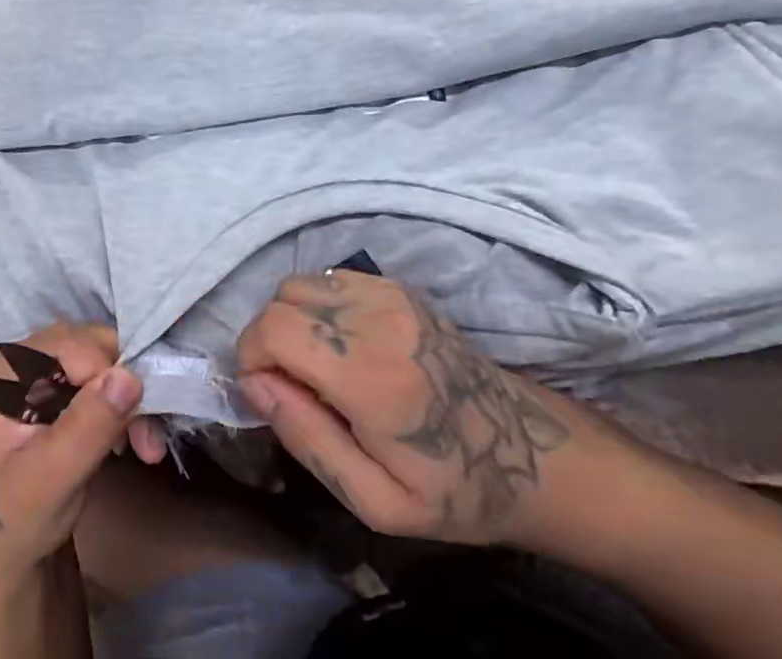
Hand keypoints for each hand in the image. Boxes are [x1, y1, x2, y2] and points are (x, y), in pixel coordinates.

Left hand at [0, 323, 162, 571]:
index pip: (59, 344)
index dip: (100, 367)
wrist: (11, 551)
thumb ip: (87, 426)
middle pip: (81, 346)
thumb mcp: (53, 478)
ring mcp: (38, 376)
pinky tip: (133, 439)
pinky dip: (123, 405)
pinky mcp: (60, 390)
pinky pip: (102, 378)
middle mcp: (16, 365)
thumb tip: (128, 375)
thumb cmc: (20, 517)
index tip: (132, 407)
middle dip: (121, 382)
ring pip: (98, 360)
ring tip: (148, 445)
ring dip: (129, 397)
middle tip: (148, 428)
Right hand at [237, 270, 586, 545]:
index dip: (251, 356)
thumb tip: (253, 384)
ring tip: (317, 364)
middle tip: (292, 384)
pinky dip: (317, 308)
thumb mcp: (376, 502)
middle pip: (281, 299)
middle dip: (267, 340)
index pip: (274, 329)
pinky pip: (328, 280)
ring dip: (290, 321)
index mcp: (374, 379)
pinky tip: (340, 344)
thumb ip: (306, 439)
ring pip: (300, 284)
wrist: (530, 453)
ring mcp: (394, 297)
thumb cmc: (453, 490)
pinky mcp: (400, 289)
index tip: (266, 391)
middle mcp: (382, 322)